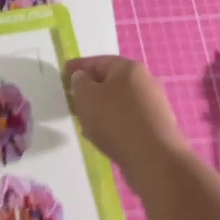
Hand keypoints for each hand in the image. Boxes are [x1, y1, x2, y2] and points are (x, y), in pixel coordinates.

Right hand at [64, 56, 188, 176]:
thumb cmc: (115, 120)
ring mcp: (154, 105)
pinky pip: (128, 118)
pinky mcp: (156, 126)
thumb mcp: (86, 96)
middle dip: (91, 88)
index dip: (78, 67)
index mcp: (129, 68)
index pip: (98, 61)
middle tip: (73, 98)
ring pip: (119, 101)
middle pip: (111, 81)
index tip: (63, 73)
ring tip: (85, 119)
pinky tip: (103, 135)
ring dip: (102, 107)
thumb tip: (83, 78)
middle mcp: (145, 82)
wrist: (154, 158)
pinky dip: (113, 122)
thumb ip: (79, 82)